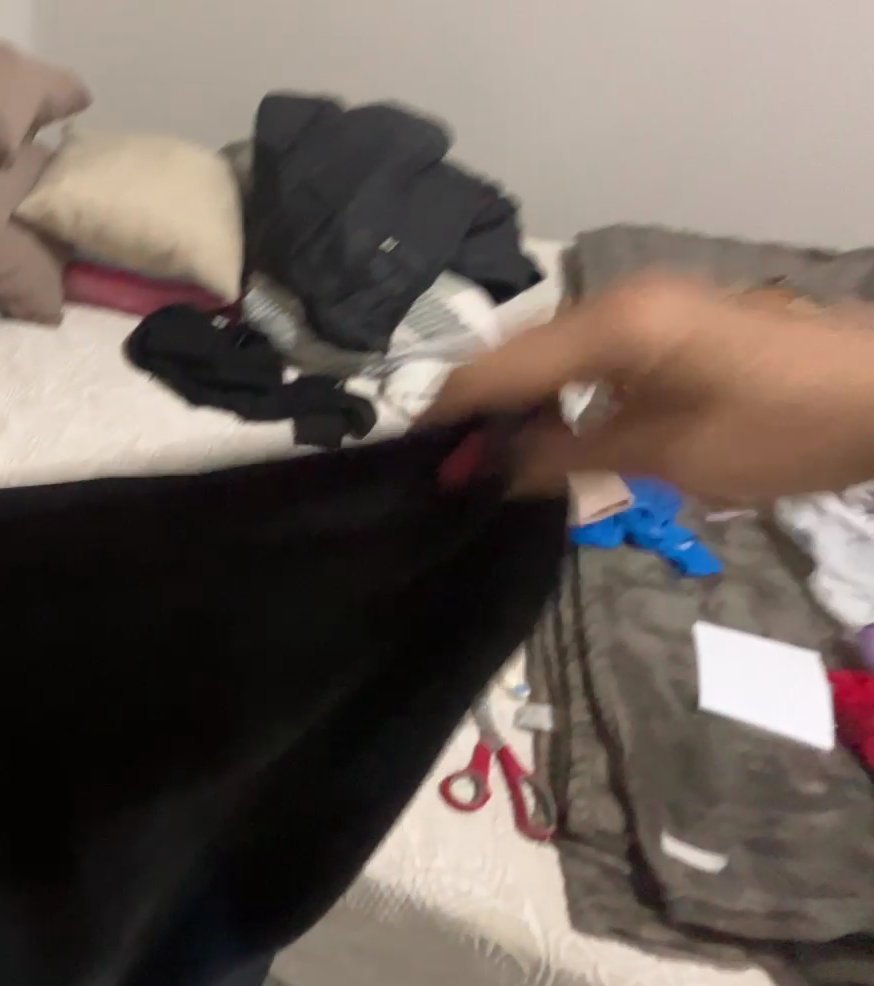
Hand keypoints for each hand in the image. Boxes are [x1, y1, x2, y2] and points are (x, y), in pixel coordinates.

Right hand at [421, 276, 873, 499]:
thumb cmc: (789, 426)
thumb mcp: (665, 456)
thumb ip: (557, 458)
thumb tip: (474, 471)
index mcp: (612, 326)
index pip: (492, 369)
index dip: (444, 412)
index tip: (408, 452)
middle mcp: (613, 302)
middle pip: (504, 356)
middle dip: (469, 408)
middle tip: (449, 461)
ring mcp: (634, 306)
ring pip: (531, 354)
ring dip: (503, 402)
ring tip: (485, 451)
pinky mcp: (652, 320)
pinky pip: (565, 353)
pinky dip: (539, 390)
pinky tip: (537, 426)